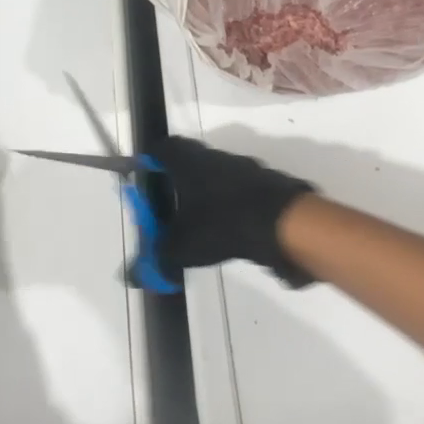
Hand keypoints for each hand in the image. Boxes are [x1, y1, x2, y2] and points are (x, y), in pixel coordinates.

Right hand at [145, 136, 316, 286]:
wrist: (284, 224)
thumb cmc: (222, 225)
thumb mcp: (182, 248)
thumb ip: (159, 258)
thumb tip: (139, 275)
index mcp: (191, 162)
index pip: (163, 148)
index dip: (150, 160)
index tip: (143, 176)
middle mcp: (218, 157)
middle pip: (191, 160)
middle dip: (178, 181)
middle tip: (168, 205)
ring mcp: (247, 168)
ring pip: (218, 175)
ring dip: (207, 193)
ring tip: (199, 221)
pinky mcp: (268, 183)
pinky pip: (241, 190)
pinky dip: (232, 204)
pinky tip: (230, 228)